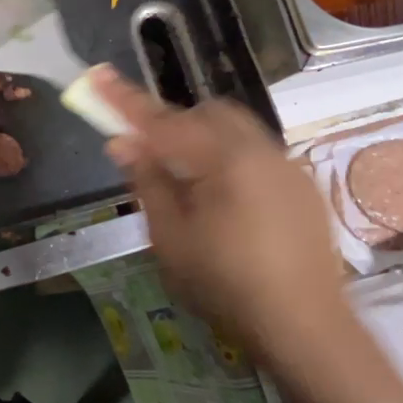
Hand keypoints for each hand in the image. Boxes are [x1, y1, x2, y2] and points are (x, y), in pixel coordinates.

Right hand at [95, 70, 347, 364]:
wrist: (305, 326)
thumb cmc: (225, 285)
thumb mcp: (170, 239)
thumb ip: (148, 183)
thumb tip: (124, 143)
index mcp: (223, 160)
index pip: (162, 121)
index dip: (125, 100)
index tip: (97, 76)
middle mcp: (261, 151)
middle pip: (207, 113)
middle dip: (174, 122)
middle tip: (149, 151)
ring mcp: (288, 167)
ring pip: (236, 131)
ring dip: (204, 140)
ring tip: (187, 181)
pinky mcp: (304, 187)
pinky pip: (258, 155)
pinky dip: (231, 161)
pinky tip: (225, 203)